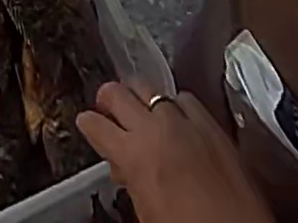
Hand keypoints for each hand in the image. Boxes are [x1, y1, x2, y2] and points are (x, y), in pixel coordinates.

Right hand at [78, 83, 273, 222]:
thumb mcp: (148, 215)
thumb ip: (132, 181)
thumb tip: (124, 168)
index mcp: (133, 155)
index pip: (97, 126)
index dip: (87, 123)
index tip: (86, 122)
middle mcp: (154, 129)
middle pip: (118, 92)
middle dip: (107, 97)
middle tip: (106, 106)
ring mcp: (184, 122)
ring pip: (149, 88)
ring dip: (140, 97)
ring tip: (140, 108)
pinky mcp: (212, 124)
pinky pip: (185, 99)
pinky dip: (176, 104)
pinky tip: (177, 117)